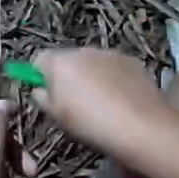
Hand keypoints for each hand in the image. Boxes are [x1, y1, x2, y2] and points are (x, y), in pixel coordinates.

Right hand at [29, 47, 171, 157]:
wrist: (140, 127)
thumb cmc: (90, 123)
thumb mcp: (56, 116)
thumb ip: (42, 98)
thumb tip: (41, 89)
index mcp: (59, 62)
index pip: (38, 59)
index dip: (38, 75)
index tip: (45, 94)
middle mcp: (83, 50)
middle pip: (66, 59)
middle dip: (66, 76)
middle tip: (72, 103)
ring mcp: (109, 53)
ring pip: (90, 62)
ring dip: (89, 76)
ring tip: (99, 103)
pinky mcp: (131, 60)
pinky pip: (112, 67)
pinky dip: (111, 78)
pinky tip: (118, 100)